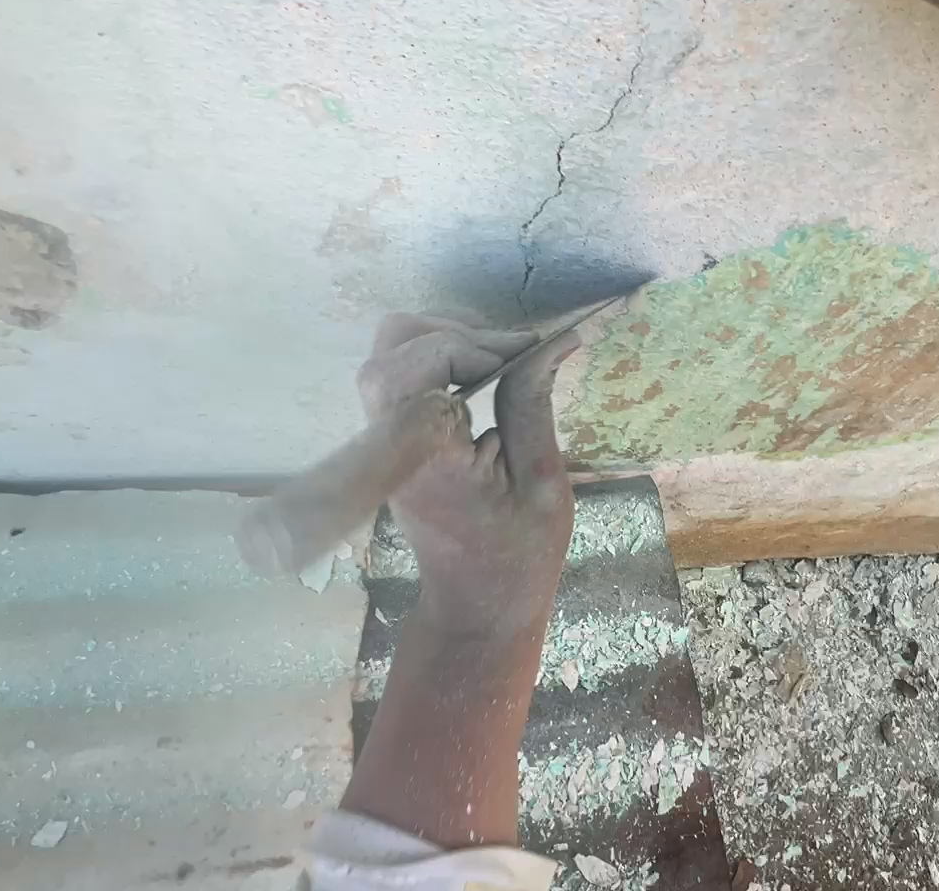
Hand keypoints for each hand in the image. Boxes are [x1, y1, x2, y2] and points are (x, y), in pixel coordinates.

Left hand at [357, 312, 580, 636]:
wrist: (478, 603)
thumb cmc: (520, 554)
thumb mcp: (544, 482)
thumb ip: (534, 405)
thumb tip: (552, 342)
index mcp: (431, 457)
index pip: (422, 366)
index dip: (474, 345)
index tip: (528, 354)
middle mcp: (395, 444)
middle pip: (392, 346)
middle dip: (455, 334)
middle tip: (510, 354)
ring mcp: (386, 443)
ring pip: (388, 355)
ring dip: (444, 342)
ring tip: (497, 360)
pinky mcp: (393, 442)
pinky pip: (400, 376)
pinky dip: (438, 360)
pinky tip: (479, 376)